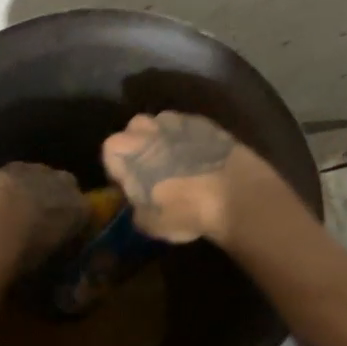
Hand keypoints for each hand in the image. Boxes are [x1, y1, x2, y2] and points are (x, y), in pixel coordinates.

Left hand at [0, 163, 90, 269]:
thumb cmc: (31, 252)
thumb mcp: (54, 259)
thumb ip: (62, 248)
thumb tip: (59, 248)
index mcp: (82, 209)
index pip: (84, 211)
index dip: (71, 220)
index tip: (61, 230)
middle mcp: (67, 184)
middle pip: (66, 186)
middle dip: (56, 197)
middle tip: (39, 217)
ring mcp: (40, 170)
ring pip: (42, 176)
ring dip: (33, 187)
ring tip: (15, 208)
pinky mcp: (14, 166)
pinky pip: (17, 174)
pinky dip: (11, 183)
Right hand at [101, 112, 270, 243]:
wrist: (237, 194)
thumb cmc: (185, 210)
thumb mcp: (149, 224)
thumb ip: (137, 210)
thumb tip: (141, 205)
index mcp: (126, 149)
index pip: (109, 152)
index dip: (118, 170)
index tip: (129, 185)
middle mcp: (148, 128)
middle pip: (133, 130)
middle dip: (137, 146)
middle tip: (150, 170)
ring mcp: (179, 122)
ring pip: (162, 124)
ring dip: (163, 138)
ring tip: (176, 162)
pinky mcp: (207, 123)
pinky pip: (189, 128)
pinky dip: (189, 141)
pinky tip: (200, 160)